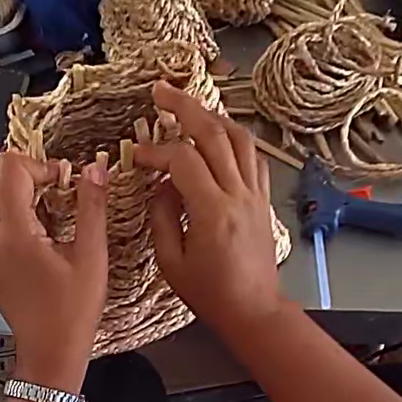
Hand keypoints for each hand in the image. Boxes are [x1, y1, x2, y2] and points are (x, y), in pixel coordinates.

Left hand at [0, 150, 108, 392]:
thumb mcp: (91, 256)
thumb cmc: (71, 313)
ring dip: (28, 201)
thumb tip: (95, 170)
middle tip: (64, 191)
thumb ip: (92, 206)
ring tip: (59, 218)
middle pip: (1, 184)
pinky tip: (48, 241)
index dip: (40, 163)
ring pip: (0, 207)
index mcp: (15, 233)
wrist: (51, 354)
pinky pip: (2, 232)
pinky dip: (22, 224)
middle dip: (33, 178)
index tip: (65, 178)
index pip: (11, 169)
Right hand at [135, 83, 290, 342]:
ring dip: (213, 116)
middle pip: (214, 133)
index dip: (156, 150)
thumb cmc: (211, 295)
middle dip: (185, 106)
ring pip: (239, 138)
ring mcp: (255, 195)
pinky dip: (235, 139)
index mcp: (213, 212)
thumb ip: (162, 218)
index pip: (183, 161)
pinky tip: (219, 136)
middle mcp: (239, 196)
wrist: (254, 310)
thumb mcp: (172, 263)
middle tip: (160, 91)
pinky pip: (254, 157)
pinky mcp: (263, 200)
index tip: (137, 155)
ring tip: (190, 107)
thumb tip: (160, 186)